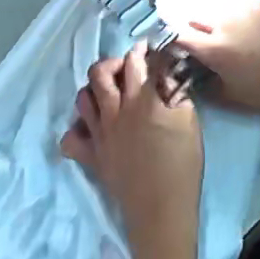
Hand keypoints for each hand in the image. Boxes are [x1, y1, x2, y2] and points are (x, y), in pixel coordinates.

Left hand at [60, 41, 202, 246]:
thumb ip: (177, 90)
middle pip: (101, 72)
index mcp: (143, 98)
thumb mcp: (189, 120)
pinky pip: (70, 138)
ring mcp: (99, 133)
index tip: (151, 49)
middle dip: (114, 62)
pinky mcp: (91, 157)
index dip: (144, 50)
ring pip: (82, 98)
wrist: (162, 210)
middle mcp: (116, 110)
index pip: (137, 60)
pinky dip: (77, 129)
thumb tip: (168, 70)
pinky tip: (93, 129)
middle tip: (129, 68)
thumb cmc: (182, 163)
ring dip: (95, 90)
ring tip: (111, 94)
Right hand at [174, 2, 259, 116]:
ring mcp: (241, 6)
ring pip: (211, 1)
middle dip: (187, 24)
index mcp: (215, 48)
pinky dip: (224, 5)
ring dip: (204, 12)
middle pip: (192, 13)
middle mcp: (223, 21)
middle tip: (191, 37)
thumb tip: (190, 78)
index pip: (178, 35)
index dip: (169, 40)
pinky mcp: (257, 1)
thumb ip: (205, 87)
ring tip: (209, 24)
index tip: (168, 45)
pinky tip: (229, 16)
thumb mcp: (232, 98)